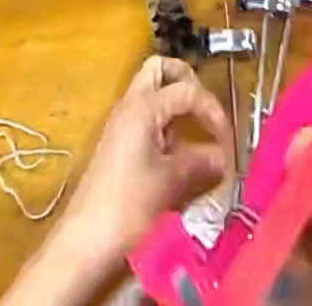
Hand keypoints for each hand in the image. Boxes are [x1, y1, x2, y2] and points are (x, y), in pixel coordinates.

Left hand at [0, 57, 233, 305]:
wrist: (84, 241)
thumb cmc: (127, 206)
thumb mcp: (170, 182)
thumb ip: (200, 161)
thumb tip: (223, 156)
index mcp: (143, 107)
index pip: (186, 89)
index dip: (211, 109)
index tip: (227, 138)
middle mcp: (130, 105)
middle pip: (160, 70)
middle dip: (187, 81)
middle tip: (205, 109)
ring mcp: (122, 122)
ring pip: (152, 91)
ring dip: (176, 102)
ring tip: (195, 133)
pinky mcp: (119, 141)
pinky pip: (146, 114)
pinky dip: (165, 122)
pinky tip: (177, 153)